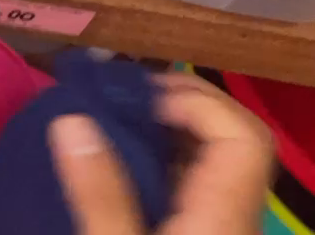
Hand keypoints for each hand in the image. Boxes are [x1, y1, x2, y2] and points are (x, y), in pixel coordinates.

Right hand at [49, 72, 273, 234]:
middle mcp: (234, 217)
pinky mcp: (198, 232)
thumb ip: (100, 194)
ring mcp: (219, 226)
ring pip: (212, 153)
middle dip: (176, 98)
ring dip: (164, 121)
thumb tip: (72, 118)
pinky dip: (158, 149)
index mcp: (224, 218)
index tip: (136, 99)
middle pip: (233, 134)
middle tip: (117, 93)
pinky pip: (192, 176)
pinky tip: (117, 153)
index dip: (194, 100)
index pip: (242, 135)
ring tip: (110, 111)